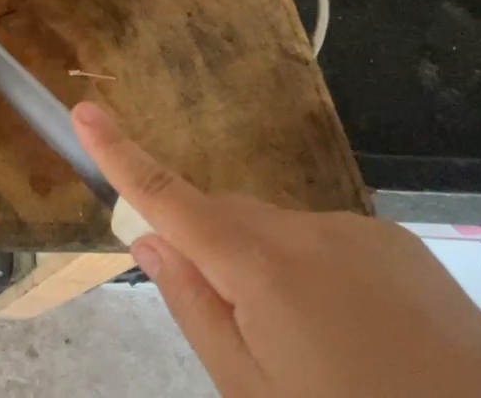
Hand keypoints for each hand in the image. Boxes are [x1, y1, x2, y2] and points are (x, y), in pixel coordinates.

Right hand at [73, 102, 480, 397]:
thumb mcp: (250, 390)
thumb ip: (193, 308)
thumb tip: (150, 244)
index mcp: (255, 264)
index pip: (166, 197)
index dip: (119, 154)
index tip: (83, 111)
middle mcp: (300, 227)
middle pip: (222, 216)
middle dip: (209, 248)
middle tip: (235, 323)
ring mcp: (354, 229)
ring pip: (275, 230)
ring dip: (267, 265)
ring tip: (315, 345)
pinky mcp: (397, 242)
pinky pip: (327, 241)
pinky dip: (317, 271)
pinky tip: (360, 332)